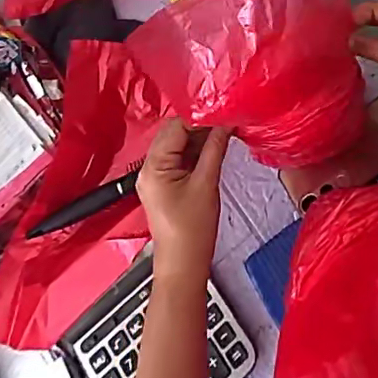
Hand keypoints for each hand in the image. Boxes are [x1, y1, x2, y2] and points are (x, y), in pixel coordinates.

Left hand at [137, 119, 229, 282]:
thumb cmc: (191, 232)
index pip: (176, 127)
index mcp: (154, 167)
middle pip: (175, 133)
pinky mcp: (166, 183)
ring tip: (225, 131)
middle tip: (227, 120)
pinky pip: (181, 157)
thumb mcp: (206, 184)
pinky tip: (215, 146)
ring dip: (201, 137)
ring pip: (179, 144)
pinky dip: (198, 151)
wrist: (183, 265)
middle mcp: (149, 168)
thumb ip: (215, 149)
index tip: (223, 112)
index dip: (200, 117)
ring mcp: (157, 175)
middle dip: (201, 125)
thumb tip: (225, 124)